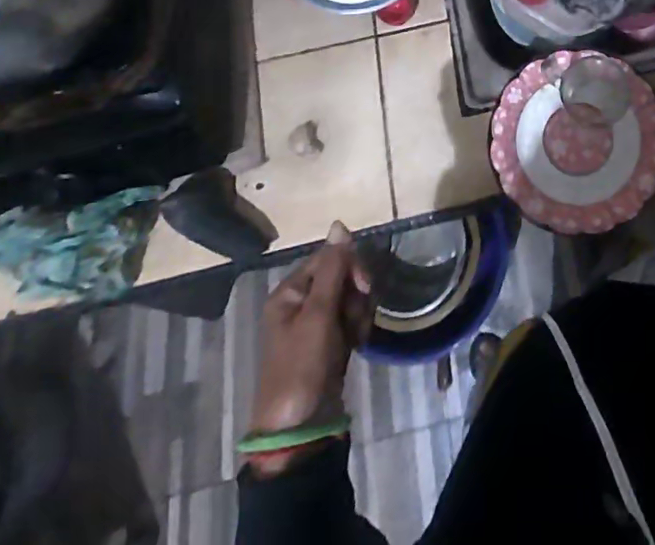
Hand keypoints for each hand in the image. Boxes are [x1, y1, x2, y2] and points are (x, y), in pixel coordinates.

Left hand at [248, 221, 372, 471]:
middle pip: (341, 279)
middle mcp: (301, 304)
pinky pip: (350, 323)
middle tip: (355, 320)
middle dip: (355, 295)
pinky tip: (356, 347)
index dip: (349, 267)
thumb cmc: (302, 366)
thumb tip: (339, 224)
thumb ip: (333, 269)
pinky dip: (357, 332)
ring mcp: (316, 327)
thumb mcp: (318, 314)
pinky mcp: (329, 346)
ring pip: (349, 301)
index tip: (365, 286)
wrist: (300, 430)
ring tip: (354, 339)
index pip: (327, 259)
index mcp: (290, 292)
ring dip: (358, 315)